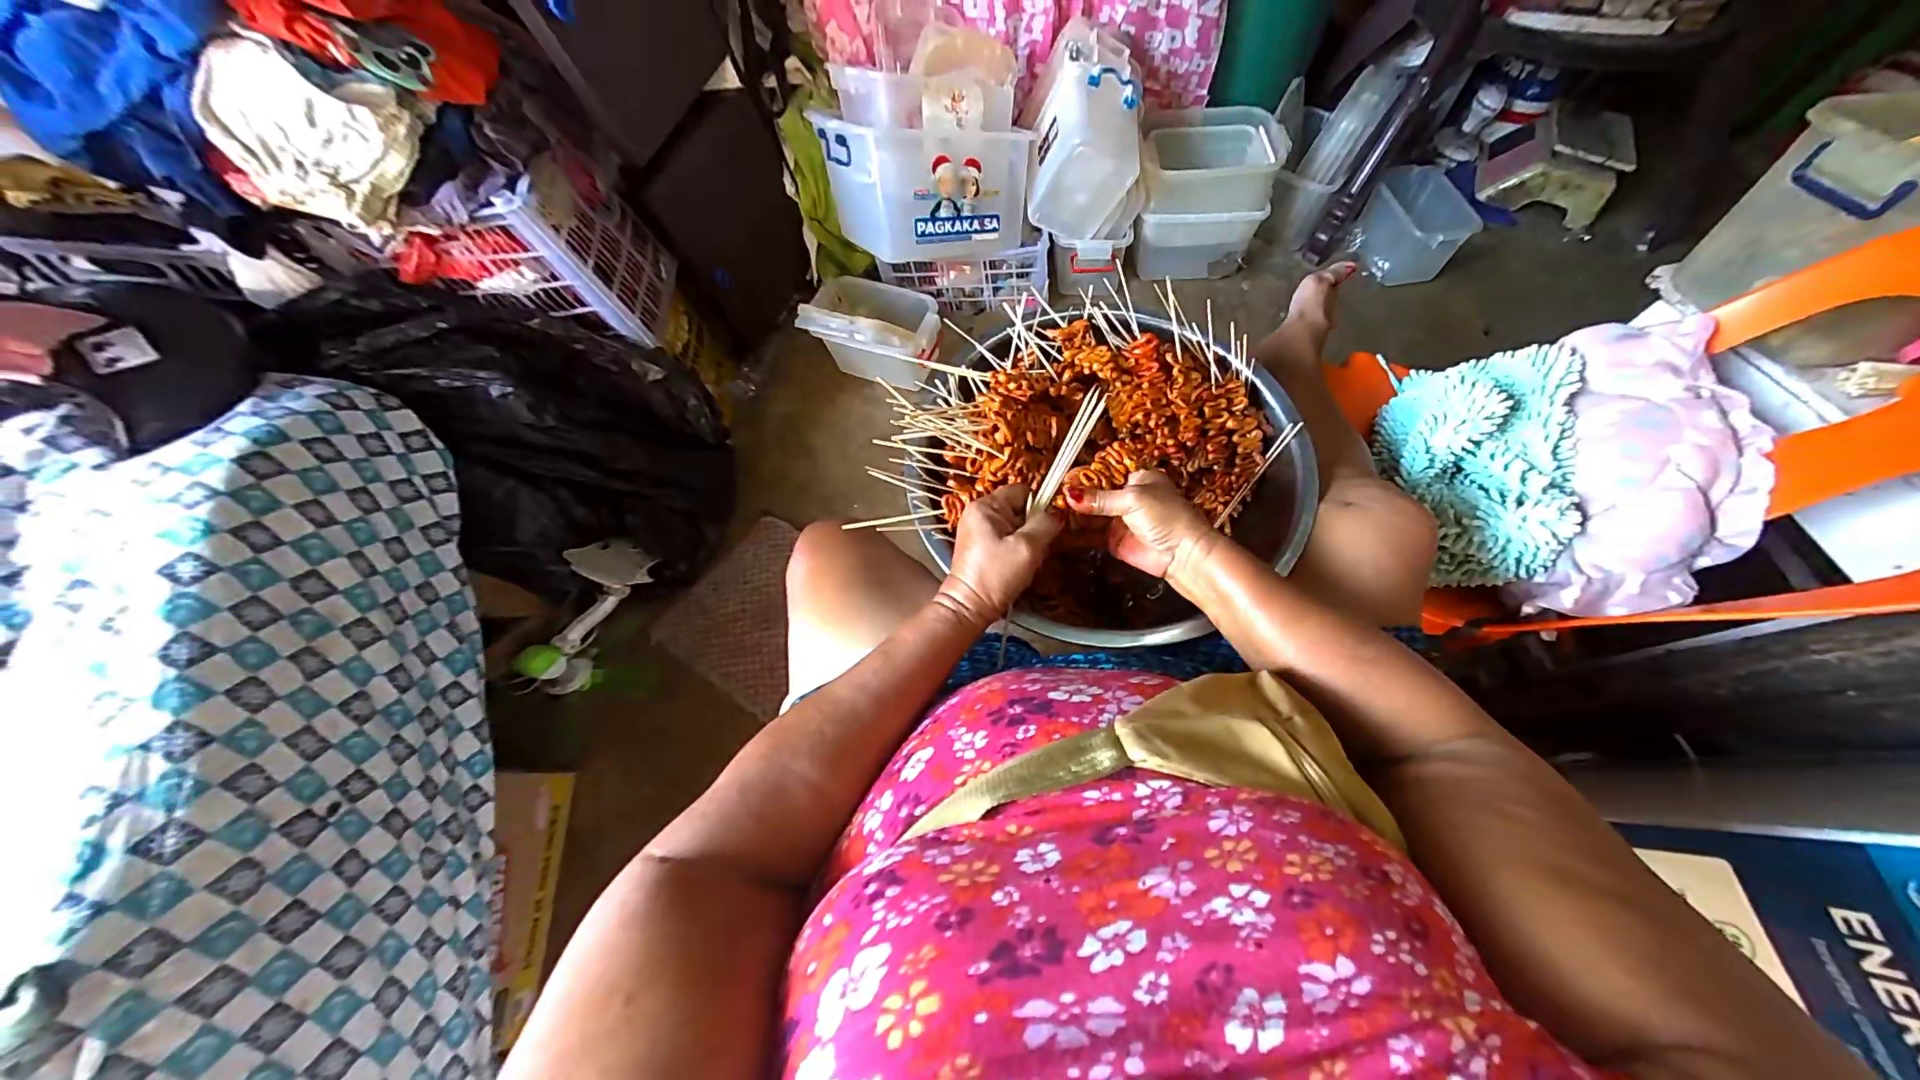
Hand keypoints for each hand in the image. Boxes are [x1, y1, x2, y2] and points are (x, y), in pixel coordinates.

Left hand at [936, 484, 1062, 625]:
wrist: (968, 607)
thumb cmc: (996, 575)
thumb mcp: (1027, 547)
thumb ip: (1046, 523)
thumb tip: (1058, 512)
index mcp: (985, 506)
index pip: (1022, 490)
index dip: (1040, 504)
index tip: (1048, 526)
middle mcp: (977, 512)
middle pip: (1019, 507)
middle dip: (1033, 526)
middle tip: (1037, 547)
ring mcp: (976, 529)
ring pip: (1015, 525)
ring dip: (1027, 540)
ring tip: (1027, 559)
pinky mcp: (979, 546)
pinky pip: (1006, 538)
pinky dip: (1016, 549)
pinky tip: (1017, 565)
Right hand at [1066, 471, 1219, 585]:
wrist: (1183, 555)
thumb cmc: (1165, 517)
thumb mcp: (1133, 499)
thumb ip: (1100, 498)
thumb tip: (1069, 494)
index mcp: (1137, 478)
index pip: (1104, 472)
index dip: (1084, 476)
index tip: (1061, 479)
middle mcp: (1127, 497)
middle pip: (1095, 494)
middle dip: (1075, 496)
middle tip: (1051, 498)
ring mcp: (1119, 519)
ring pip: (1090, 514)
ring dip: (1073, 514)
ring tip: (1050, 512)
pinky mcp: (1113, 540)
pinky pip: (1091, 534)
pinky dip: (1076, 532)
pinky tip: (1058, 529)